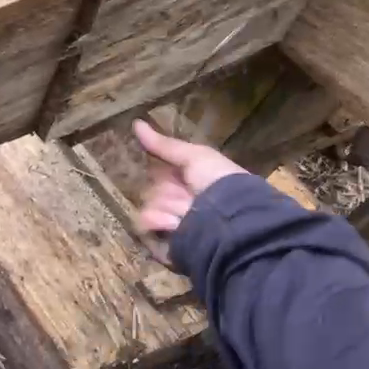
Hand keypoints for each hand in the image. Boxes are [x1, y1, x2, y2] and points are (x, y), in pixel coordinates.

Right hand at [132, 120, 247, 242]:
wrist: (233, 223)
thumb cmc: (220, 185)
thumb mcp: (197, 157)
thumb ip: (165, 145)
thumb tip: (136, 123)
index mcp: (189, 186)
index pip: (160, 174)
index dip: (166, 172)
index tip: (177, 173)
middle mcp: (180, 206)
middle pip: (152, 191)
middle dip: (169, 193)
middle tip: (188, 197)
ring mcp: (172, 227)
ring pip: (148, 208)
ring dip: (167, 208)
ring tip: (186, 214)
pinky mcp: (164, 245)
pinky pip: (145, 227)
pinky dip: (159, 223)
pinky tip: (176, 224)